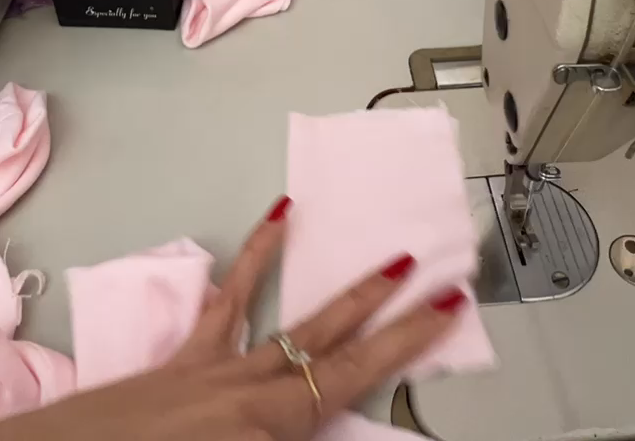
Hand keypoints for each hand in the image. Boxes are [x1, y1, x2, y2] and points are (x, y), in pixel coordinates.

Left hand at [0, 197, 466, 440]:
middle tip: (436, 277)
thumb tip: (332, 421)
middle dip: (391, 312)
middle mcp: (246, 386)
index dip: (406, 342)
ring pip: (295, 319)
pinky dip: (259, 255)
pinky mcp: (190, 353)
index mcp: (258, 426)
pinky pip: (232, 297)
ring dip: (345, 292)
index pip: (352, 378)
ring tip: (386, 258)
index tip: (444, 308)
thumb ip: (283, 432)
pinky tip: (280, 214)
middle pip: (335, 342)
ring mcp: (218, 364)